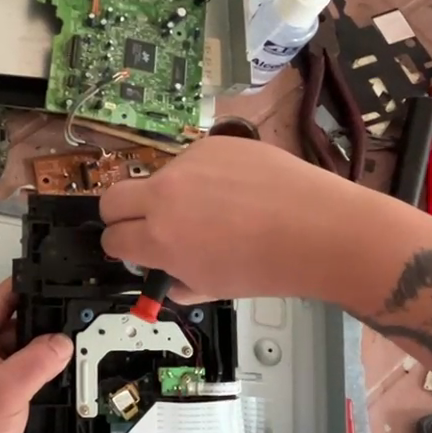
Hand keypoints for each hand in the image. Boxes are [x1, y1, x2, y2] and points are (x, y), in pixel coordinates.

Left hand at [0, 280, 70, 432]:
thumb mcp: (6, 390)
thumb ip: (39, 360)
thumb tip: (64, 341)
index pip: (4, 296)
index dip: (33, 288)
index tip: (64, 283)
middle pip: (19, 321)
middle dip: (46, 324)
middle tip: (78, 322)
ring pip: (26, 347)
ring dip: (46, 351)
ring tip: (75, 347)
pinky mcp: (0, 388)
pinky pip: (27, 370)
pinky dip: (44, 372)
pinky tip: (64, 373)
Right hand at [99, 135, 399, 302]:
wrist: (321, 229)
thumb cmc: (269, 268)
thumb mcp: (213, 289)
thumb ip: (175, 280)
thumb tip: (163, 273)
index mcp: (159, 239)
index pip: (111, 238)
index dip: (121, 247)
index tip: (133, 248)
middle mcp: (163, 196)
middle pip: (111, 199)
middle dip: (121, 215)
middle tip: (148, 225)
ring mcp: (186, 165)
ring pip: (156, 178)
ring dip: (168, 194)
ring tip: (213, 209)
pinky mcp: (210, 144)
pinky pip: (191, 161)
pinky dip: (202, 176)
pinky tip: (236, 190)